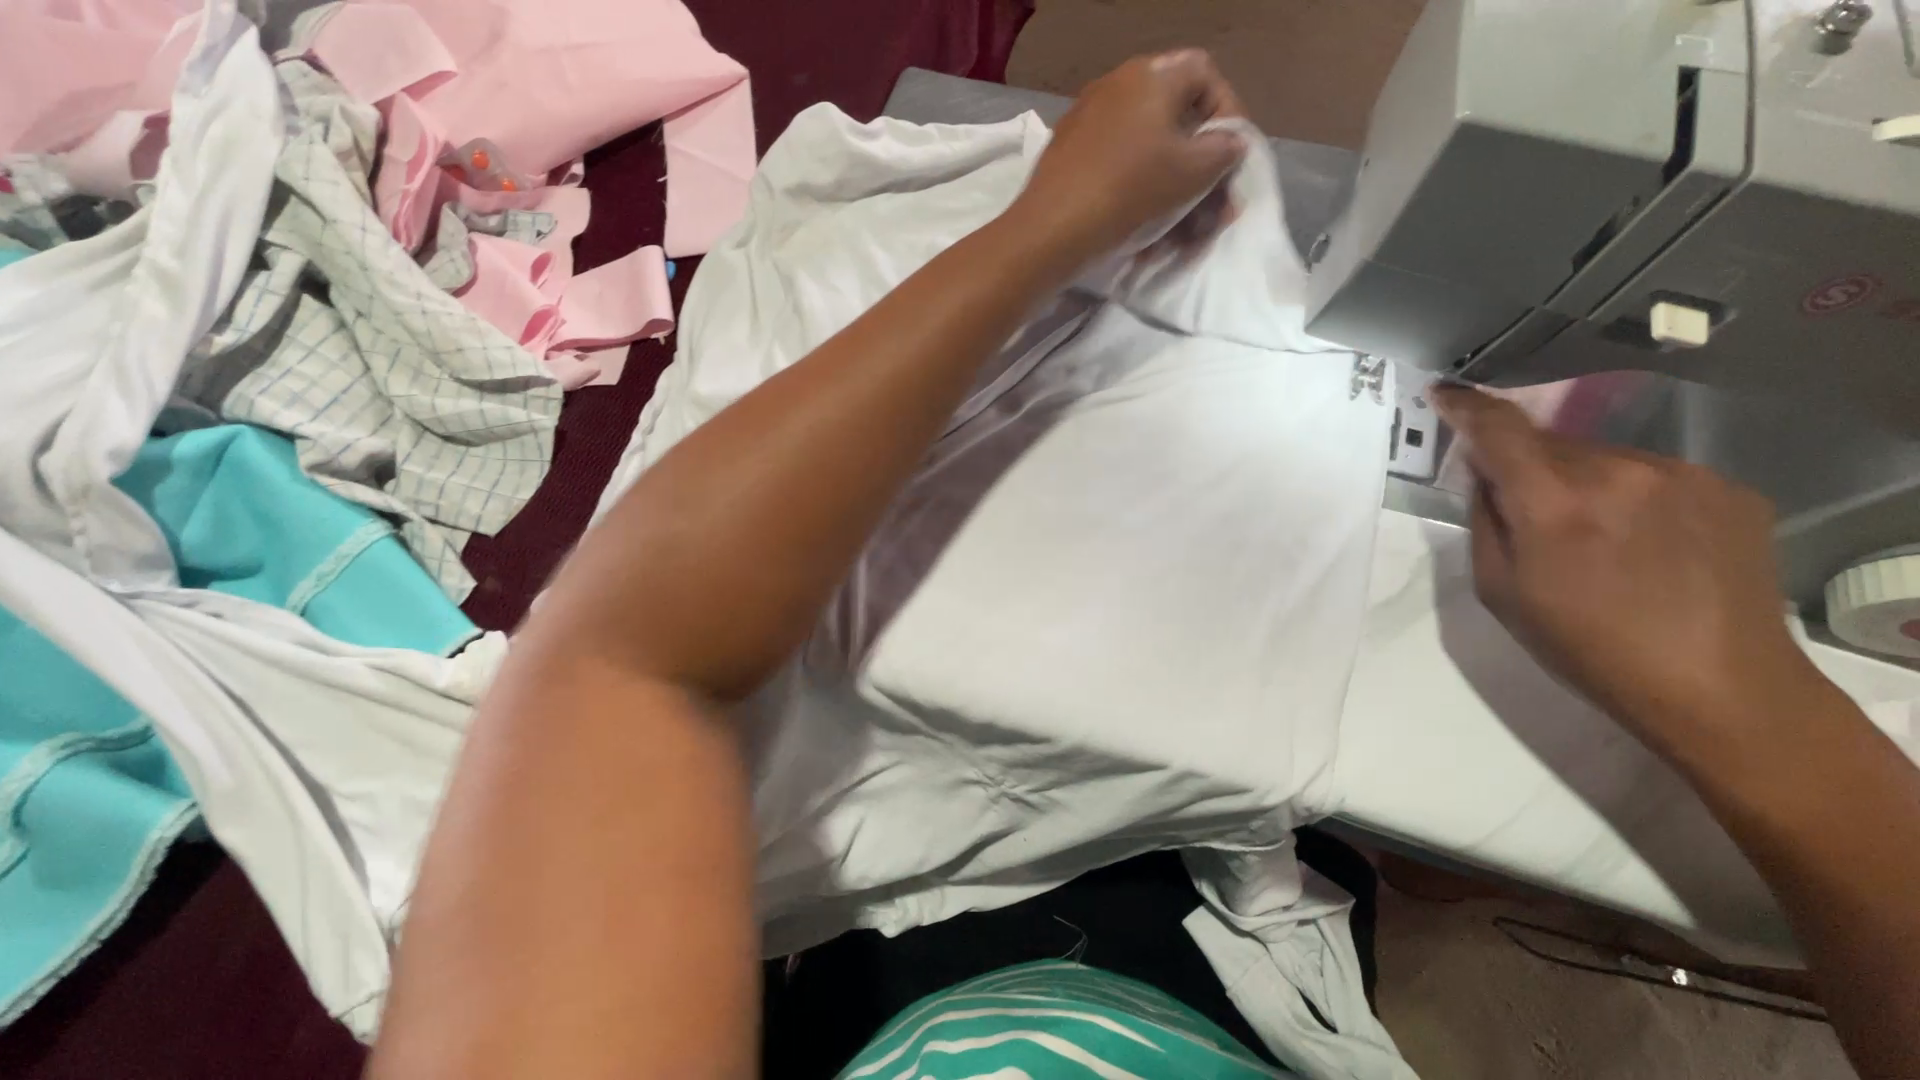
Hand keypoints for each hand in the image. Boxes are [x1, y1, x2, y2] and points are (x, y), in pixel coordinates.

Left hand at [1010, 50, 1247, 266]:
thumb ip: (1224, 149)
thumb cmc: (1131, 190)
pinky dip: (1139, 199)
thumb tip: (1229, 142)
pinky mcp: (1068, 157)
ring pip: (1147, 154)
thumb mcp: (1194, 171)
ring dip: (1173, 194)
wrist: (1051, 232)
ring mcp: (1087, 122)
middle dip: (1200, 170)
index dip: (1228, 115)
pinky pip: (1118, 171)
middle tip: (1214, 212)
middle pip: (1175, 120)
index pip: (1205, 75)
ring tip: (1183, 238)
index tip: (1231, 160)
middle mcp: (1116, 87)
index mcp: (1150, 75)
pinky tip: (1148, 241)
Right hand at [1433, 385, 1824, 756]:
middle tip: (1530, 513)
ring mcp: (1682, 475)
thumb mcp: (1502, 594)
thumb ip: (1485, 522)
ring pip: (1606, 459)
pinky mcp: (1730, 489)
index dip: (1466, 407)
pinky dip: (1636, 498)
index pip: (1498, 430)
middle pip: (1552, 444)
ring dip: (1585, 483)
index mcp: (1554, 504)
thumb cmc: (1589, 650)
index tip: (1446, 394)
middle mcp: (1619, 472)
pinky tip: (1649, 546)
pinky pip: (1656, 477)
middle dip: (1529, 466)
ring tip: (1599, 540)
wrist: (1720, 688)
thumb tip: (1487, 476)